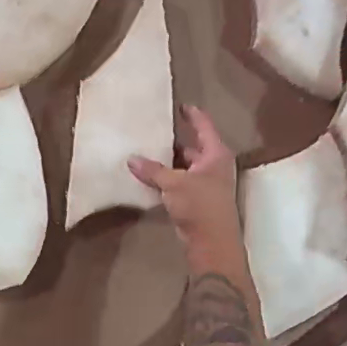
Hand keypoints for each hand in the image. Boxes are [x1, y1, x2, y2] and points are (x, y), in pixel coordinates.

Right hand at [130, 104, 239, 255]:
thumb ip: (152, 170)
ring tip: (145, 152)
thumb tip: (131, 159)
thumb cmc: (199, 205)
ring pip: (184, 166)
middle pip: (193, 147)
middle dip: (174, 141)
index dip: (193, 116)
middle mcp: (213, 166)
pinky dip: (165, 178)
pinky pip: (178, 182)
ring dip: (167, 162)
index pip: (205, 127)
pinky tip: (148, 177)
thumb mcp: (174, 183)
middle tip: (153, 131)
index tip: (181, 105)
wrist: (211, 240)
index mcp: (215, 154)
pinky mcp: (196, 199)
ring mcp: (205, 183)